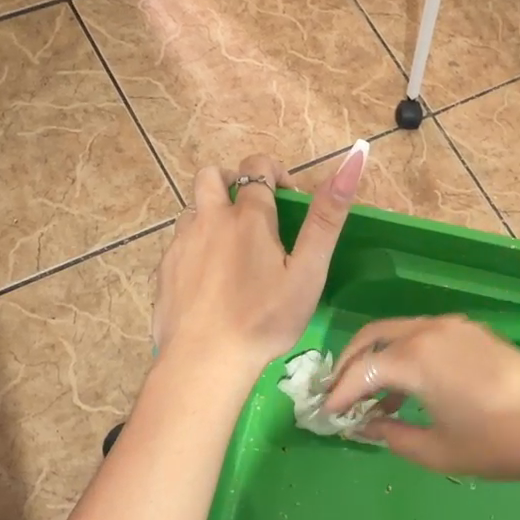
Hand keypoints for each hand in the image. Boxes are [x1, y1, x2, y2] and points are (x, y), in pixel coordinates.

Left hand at [153, 150, 362, 377]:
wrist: (205, 360)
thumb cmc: (265, 319)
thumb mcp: (308, 271)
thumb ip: (327, 217)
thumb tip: (354, 159)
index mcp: (249, 217)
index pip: (257, 168)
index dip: (275, 174)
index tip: (290, 201)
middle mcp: (210, 219)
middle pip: (212, 175)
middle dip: (233, 181)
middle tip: (254, 212)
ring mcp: (182, 244)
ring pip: (193, 209)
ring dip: (213, 215)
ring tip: (234, 250)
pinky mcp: (165, 270)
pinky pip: (180, 243)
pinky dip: (197, 247)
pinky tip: (212, 281)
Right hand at [322, 315, 519, 480]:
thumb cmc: (498, 443)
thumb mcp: (438, 451)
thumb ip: (392, 436)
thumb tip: (366, 425)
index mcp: (414, 357)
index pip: (360, 371)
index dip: (338, 395)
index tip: (326, 416)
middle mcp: (429, 330)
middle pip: (373, 337)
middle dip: (350, 365)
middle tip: (339, 396)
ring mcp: (455, 327)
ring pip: (400, 333)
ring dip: (378, 360)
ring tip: (372, 401)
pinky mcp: (474, 332)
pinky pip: (424, 336)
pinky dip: (405, 355)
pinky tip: (408, 390)